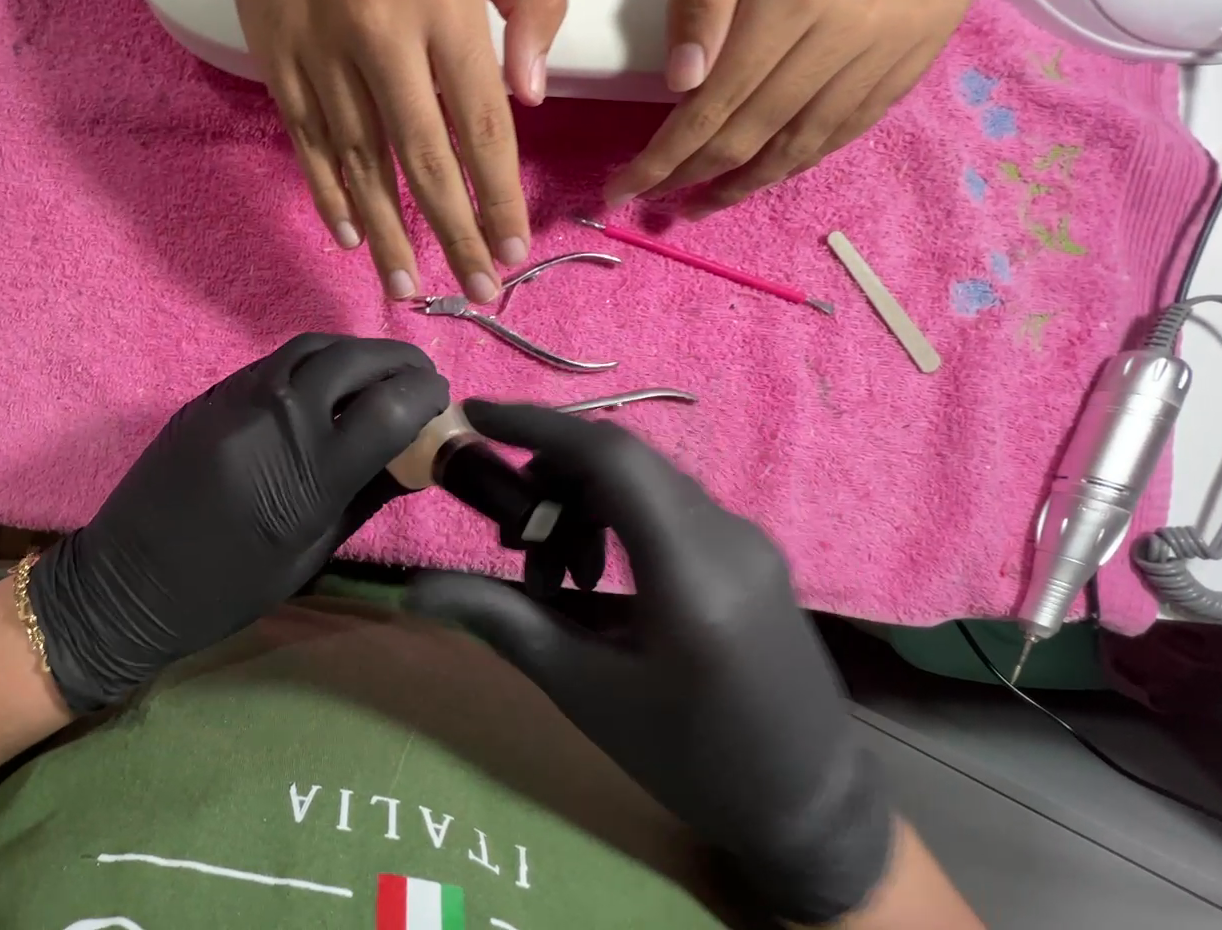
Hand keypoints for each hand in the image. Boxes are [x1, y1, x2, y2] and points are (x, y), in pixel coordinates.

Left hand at [29, 334, 446, 711]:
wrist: (128, 582)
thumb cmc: (225, 588)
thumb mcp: (309, 553)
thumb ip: (365, 496)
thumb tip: (414, 458)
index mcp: (306, 474)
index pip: (388, 407)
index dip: (425, 396)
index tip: (440, 401)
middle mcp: (274, 419)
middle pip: (353, 361)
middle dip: (398, 362)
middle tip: (419, 377)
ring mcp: (235, 399)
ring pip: (312, 348)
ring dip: (355, 354)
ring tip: (377, 374)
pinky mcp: (209, 394)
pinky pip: (274, 362)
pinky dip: (312, 362)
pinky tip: (324, 384)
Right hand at [214, 0, 566, 301]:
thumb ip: (528, 1)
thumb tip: (530, 95)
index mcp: (440, 6)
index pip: (481, 127)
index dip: (498, 197)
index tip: (512, 252)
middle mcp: (379, 42)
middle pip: (424, 163)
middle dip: (455, 234)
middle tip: (474, 292)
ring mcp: (320, 57)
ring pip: (361, 166)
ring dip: (389, 234)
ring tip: (408, 288)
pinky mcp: (277, 62)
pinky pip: (307, 142)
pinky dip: (327, 193)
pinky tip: (349, 235)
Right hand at [405, 403, 891, 923]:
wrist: (809, 805)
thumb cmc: (690, 758)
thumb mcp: (583, 691)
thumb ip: (500, 621)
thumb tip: (413, 593)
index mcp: (691, 574)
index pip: (609, 459)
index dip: (537, 426)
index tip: (475, 415)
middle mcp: (726, 537)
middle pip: (620, 461)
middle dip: (548, 476)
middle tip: (507, 533)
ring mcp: (746, 541)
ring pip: (641, 481)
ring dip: (579, 503)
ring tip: (551, 577)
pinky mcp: (749, 553)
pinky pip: (666, 506)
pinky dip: (613, 519)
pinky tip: (593, 579)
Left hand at [604, 0, 981, 217]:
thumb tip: (681, 85)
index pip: (709, 113)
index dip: (660, 162)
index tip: (621, 192)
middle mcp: (854, 31)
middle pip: (753, 136)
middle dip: (694, 178)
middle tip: (657, 201)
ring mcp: (902, 36)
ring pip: (809, 142)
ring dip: (750, 182)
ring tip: (706, 203)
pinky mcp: (933, 31)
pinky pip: (861, 118)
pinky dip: (809, 153)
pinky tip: (775, 167)